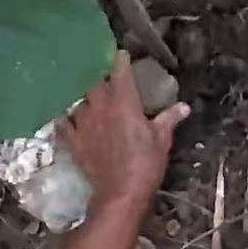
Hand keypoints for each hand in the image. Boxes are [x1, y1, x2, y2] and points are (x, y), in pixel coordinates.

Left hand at [60, 51, 188, 217]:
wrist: (120, 193)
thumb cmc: (145, 164)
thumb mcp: (161, 140)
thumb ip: (169, 119)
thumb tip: (183, 107)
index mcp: (124, 102)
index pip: (119, 71)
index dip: (120, 60)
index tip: (122, 55)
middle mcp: (100, 107)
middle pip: (94, 83)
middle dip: (99, 79)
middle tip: (105, 81)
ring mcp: (83, 124)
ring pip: (78, 101)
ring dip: (83, 99)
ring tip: (88, 100)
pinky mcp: (73, 141)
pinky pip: (64, 124)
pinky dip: (65, 119)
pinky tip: (66, 119)